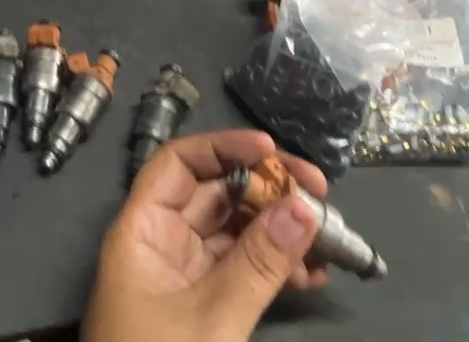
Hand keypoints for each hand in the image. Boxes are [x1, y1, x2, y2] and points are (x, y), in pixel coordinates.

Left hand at [82, 130, 330, 341]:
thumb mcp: (211, 320)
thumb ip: (260, 262)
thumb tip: (305, 203)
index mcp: (142, 230)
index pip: (179, 164)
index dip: (223, 147)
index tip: (272, 149)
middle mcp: (161, 242)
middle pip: (214, 194)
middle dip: (265, 189)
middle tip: (318, 193)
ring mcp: (183, 276)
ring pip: (234, 233)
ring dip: (279, 231)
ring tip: (326, 237)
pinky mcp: (204, 309)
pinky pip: (242, 271)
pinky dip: (276, 268)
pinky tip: (313, 275)